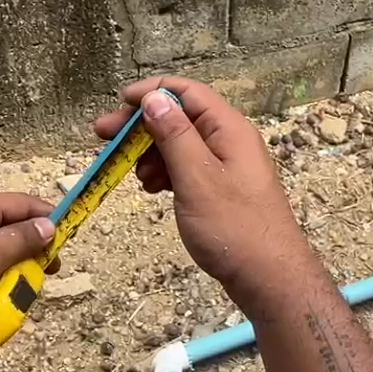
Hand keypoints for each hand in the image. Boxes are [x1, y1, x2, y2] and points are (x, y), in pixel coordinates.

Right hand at [92, 77, 315, 300]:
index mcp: (228, 128)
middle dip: (141, 126)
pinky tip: (151, 189)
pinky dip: (165, 173)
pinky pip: (186, 168)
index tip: (118, 103)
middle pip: (179, 117)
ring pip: (179, 144)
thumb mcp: (196, 178)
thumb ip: (174, 135)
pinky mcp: (220, 189)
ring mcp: (225, 165)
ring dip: (150, 153)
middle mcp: (228, 140)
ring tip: (134, 176)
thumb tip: (154, 98)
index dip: (151, 92)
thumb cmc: (234, 228)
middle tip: (104, 137)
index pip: (186, 92)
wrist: (269, 279)